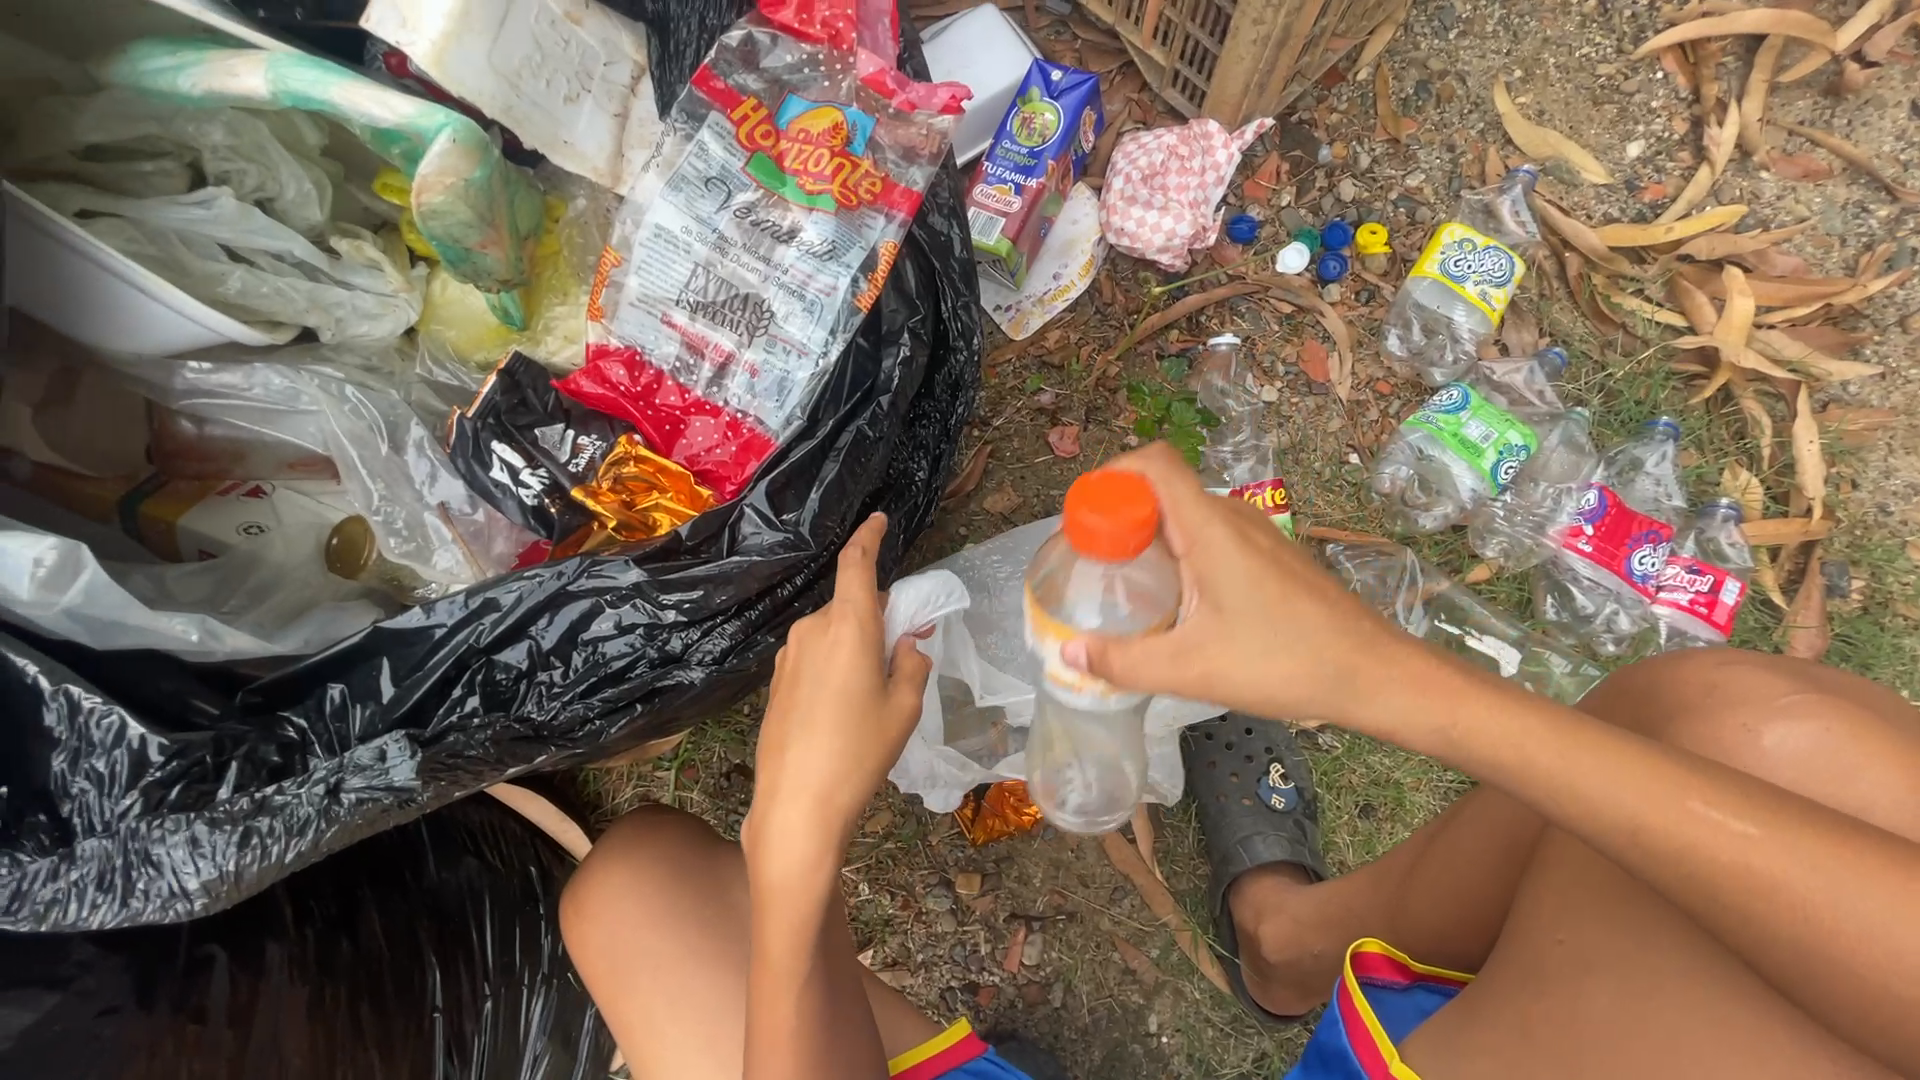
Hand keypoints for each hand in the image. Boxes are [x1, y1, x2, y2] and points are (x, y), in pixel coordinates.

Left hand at [746, 513, 931, 869]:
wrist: (797, 804)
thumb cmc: (860, 752)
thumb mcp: (905, 708)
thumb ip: (912, 662)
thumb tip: (908, 642)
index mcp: (848, 626)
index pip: (856, 564)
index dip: (868, 537)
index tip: (878, 519)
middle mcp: (813, 630)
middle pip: (851, 605)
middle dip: (878, 616)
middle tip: (903, 649)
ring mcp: (789, 656)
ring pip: (833, 633)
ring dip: (855, 644)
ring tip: (872, 692)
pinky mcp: (776, 681)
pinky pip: (814, 656)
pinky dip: (835, 664)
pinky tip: (842, 709)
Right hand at [1061, 442, 1422, 728]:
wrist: (1375, 674)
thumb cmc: (1284, 663)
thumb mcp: (1191, 669)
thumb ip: (1122, 661)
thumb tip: (1066, 653)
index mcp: (1210, 527)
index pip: (1151, 464)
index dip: (1109, 476)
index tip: (1081, 520)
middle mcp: (1232, 516)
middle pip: (1161, 488)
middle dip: (1117, 515)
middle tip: (1090, 561)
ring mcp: (1255, 533)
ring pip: (1185, 513)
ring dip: (1147, 535)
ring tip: (1122, 582)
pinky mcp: (1269, 554)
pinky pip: (1209, 534)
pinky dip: (1177, 551)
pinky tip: (1173, 599)